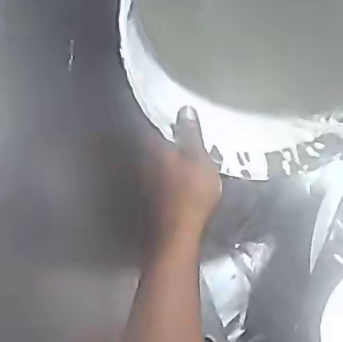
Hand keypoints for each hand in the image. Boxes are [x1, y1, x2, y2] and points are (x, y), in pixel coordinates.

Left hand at [148, 107, 220, 246]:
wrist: (177, 232)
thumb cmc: (192, 192)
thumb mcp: (200, 160)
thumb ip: (191, 135)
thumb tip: (185, 108)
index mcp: (154, 148)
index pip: (152, 125)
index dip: (161, 117)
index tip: (171, 112)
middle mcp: (142, 161)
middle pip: (151, 143)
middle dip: (163, 138)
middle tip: (180, 132)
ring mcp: (144, 181)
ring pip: (153, 160)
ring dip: (165, 156)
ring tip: (182, 153)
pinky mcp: (149, 197)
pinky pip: (157, 177)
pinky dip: (166, 173)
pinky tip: (177, 175)